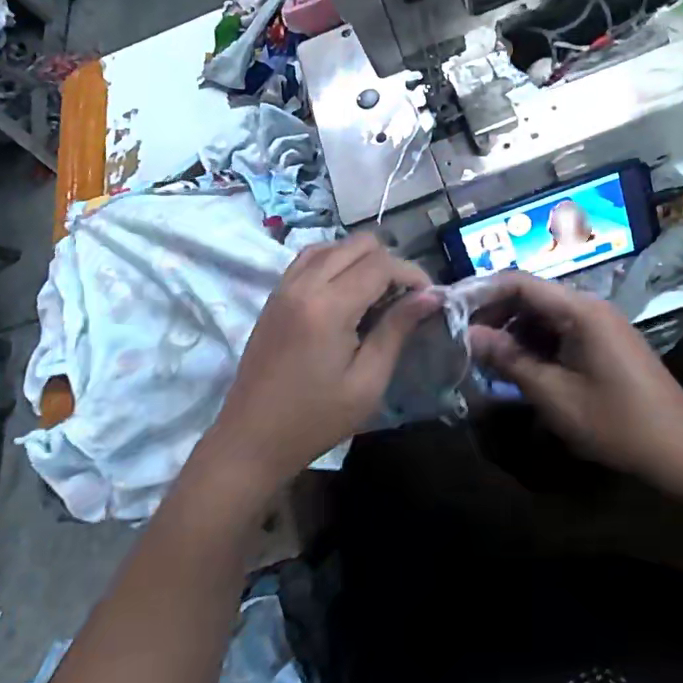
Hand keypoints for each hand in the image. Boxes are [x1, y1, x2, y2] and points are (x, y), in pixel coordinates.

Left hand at [203, 235, 437, 492]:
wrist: (251, 439)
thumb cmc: (315, 419)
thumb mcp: (368, 382)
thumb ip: (397, 330)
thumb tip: (431, 296)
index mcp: (327, 307)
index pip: (381, 264)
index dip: (412, 274)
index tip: (429, 298)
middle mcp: (303, 284)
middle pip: (359, 244)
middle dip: (390, 262)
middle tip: (404, 298)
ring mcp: (284, 286)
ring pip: (334, 245)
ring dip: (362, 259)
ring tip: (377, 293)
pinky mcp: (274, 295)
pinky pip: (310, 258)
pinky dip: (336, 261)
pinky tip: (347, 290)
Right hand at [467, 272, 682, 481]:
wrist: (681, 449)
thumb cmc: (616, 422)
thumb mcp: (554, 394)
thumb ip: (509, 359)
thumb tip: (468, 334)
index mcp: (579, 309)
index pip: (518, 282)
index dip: (481, 292)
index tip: (449, 312)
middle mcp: (589, 306)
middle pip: (530, 296)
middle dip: (494, 316)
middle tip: (462, 344)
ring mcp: (599, 324)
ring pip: (542, 316)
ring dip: (513, 334)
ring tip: (485, 363)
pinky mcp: (603, 343)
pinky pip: (560, 333)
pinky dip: (535, 347)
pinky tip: (519, 372)